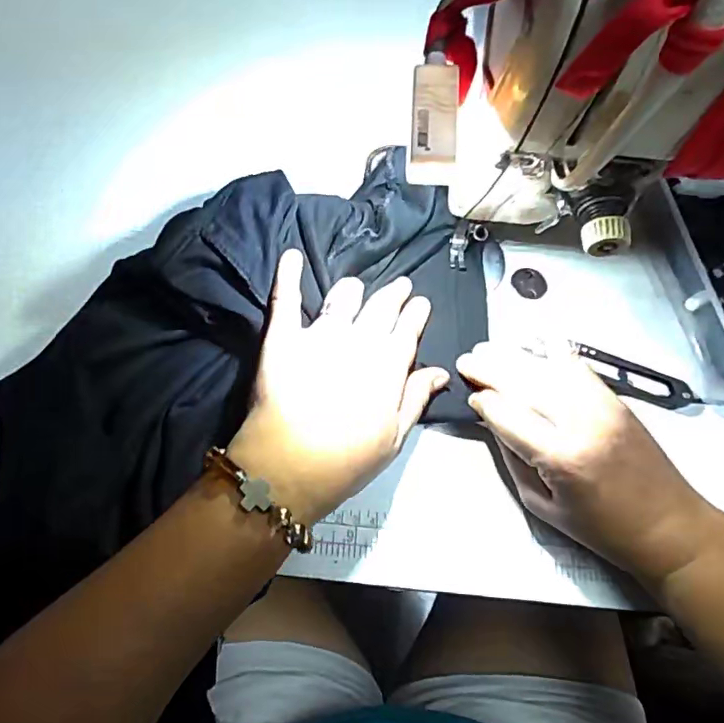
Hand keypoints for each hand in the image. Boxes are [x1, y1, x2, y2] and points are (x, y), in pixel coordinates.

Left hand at [229, 249, 447, 523]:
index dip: (415, 314)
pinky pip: (286, 300)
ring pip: (342, 299)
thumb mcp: (393, 436)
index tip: (421, 303)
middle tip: (401, 285)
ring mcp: (320, 336)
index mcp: (389, 365)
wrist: (287, 467)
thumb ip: (415, 397)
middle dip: (394, 295)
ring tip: (356, 285)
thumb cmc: (346, 460)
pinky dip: (288, 275)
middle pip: (381, 309)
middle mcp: (359, 342)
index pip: (407, 330)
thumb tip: (440, 372)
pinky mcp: (283, 338)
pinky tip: (290, 255)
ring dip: (353, 290)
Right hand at [457, 341, 723, 590]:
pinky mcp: (616, 399)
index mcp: (560, 457)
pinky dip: (555, 354)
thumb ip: (515, 461)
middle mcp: (581, 422)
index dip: (485, 403)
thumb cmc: (604, 529)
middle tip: (469, 360)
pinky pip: (579, 367)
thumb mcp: (544, 507)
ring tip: (493, 351)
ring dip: (518, 356)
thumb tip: (497, 424)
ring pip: (551, 368)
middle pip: (526, 382)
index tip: (472, 397)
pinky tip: (537, 346)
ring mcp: (602, 405)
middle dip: (493, 369)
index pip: (509, 415)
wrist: (667, 523)